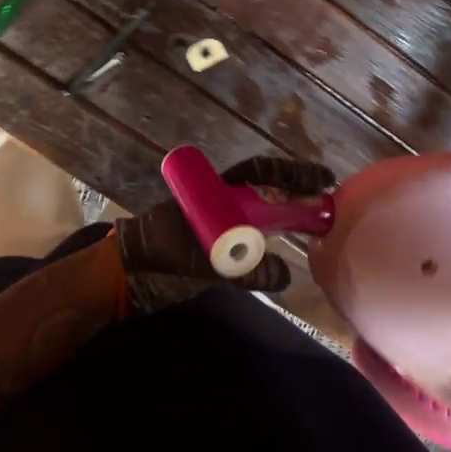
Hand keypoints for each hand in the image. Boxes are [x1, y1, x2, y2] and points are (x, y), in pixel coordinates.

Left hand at [114, 156, 335, 313]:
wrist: (123, 278)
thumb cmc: (155, 256)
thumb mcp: (197, 263)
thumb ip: (239, 270)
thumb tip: (289, 274)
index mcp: (213, 193)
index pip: (258, 173)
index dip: (290, 173)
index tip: (321, 178)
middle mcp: (220, 205)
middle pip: (265, 193)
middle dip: (296, 194)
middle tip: (328, 202)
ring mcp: (219, 228)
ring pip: (260, 219)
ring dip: (286, 220)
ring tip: (317, 228)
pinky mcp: (216, 254)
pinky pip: (251, 247)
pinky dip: (271, 250)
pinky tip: (288, 260)